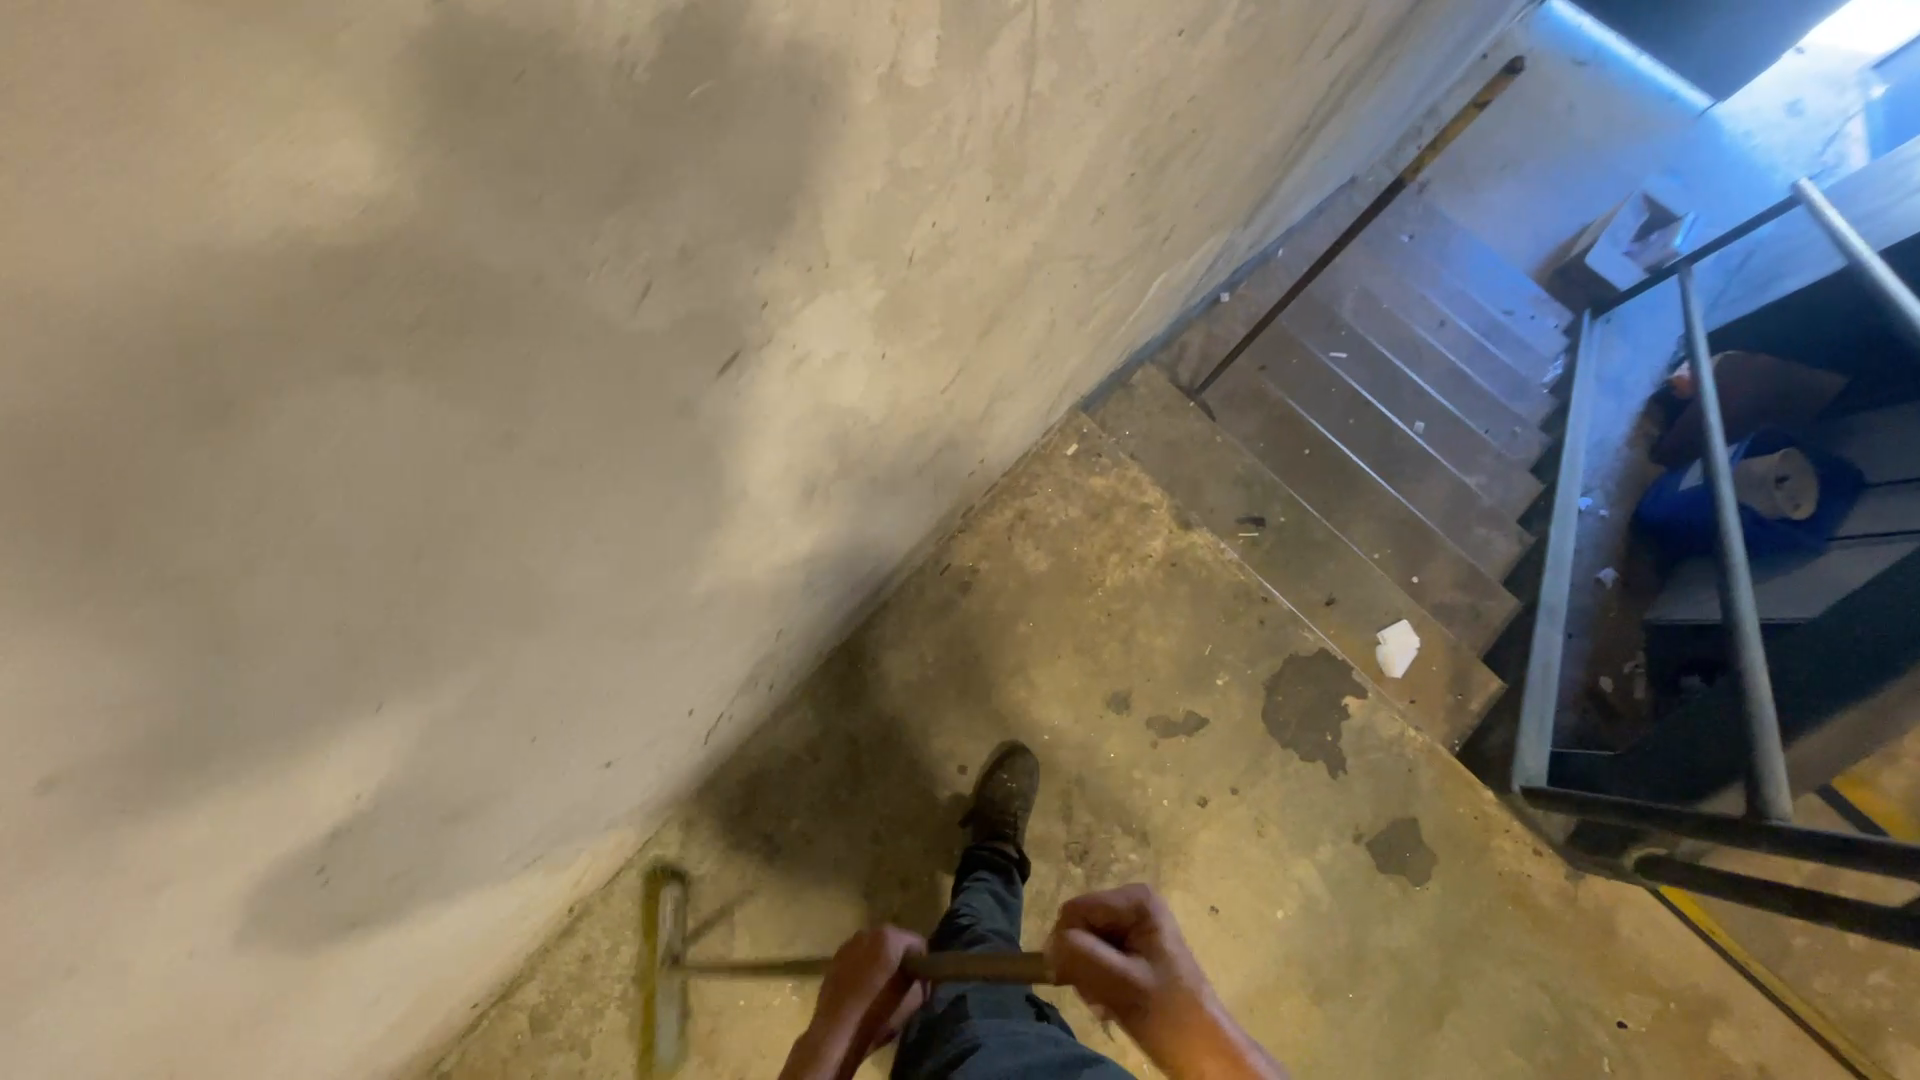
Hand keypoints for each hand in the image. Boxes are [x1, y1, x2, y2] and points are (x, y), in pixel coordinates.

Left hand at [778, 926, 927, 1079]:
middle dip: (901, 959)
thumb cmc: (877, 1015)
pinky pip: (858, 957)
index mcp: (889, 937)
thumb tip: (921, 976)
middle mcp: (868, 932)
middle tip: (904, 984)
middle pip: (895, 941)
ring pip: (874, 948)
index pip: (918, 943)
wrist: (836, 1034)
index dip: (923, 964)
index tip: (921, 983)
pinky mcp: (835, 958)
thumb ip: (922, 980)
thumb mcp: (914, 1000)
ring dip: (881, 961)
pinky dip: (864, 967)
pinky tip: (863, 989)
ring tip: (882, 987)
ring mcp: (848, 944)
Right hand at [1047, 884, 1285, 1079]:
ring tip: (1109, 1001)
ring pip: (1082, 945)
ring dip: (1088, 978)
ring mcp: (1131, 925)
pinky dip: (1097, 983)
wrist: (1202, 1051)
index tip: (1085, 982)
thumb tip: (1048, 945)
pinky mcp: (1130, 947)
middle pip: (1078, 927)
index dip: (1070, 947)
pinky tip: (1113, 1001)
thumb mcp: (1121, 983)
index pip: (1074, 911)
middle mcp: (1132, 903)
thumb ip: (1080, 956)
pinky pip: (1094, 958)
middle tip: (1102, 996)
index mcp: (1135, 899)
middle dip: (1082, 964)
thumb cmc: (1169, 1015)